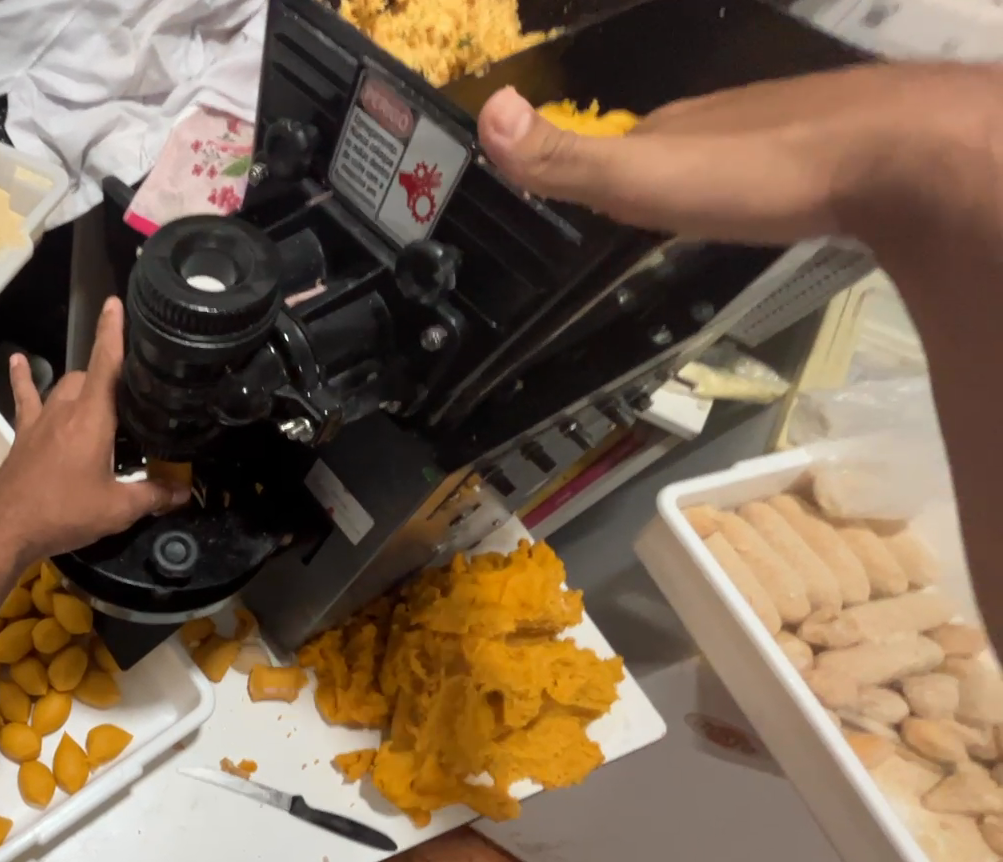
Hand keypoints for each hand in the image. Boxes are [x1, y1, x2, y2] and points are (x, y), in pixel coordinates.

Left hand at [0, 297, 186, 562]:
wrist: (6, 527)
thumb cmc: (63, 512)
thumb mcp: (116, 509)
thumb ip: (152, 496)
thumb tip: (183, 492)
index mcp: (92, 418)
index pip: (107, 363)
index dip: (114, 332)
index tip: (116, 303)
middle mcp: (65, 409)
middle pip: (88, 376)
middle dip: (109, 377)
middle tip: (132, 398)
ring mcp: (40, 420)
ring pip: (63, 385)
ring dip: (81, 383)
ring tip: (99, 394)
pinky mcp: (24, 435)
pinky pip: (25, 399)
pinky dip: (24, 380)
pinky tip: (18, 362)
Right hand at [475, 64, 1002, 244]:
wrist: (903, 158)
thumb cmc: (752, 172)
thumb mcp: (633, 175)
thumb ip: (560, 156)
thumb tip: (488, 108)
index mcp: (668, 126)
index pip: (610, 148)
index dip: (588, 174)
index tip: (576, 210)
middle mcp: (721, 115)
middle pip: (667, 148)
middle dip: (645, 178)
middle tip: (630, 223)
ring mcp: (783, 123)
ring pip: (724, 153)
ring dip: (704, 181)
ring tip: (696, 219)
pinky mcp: (836, 145)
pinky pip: (777, 162)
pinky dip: (758, 184)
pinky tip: (766, 207)